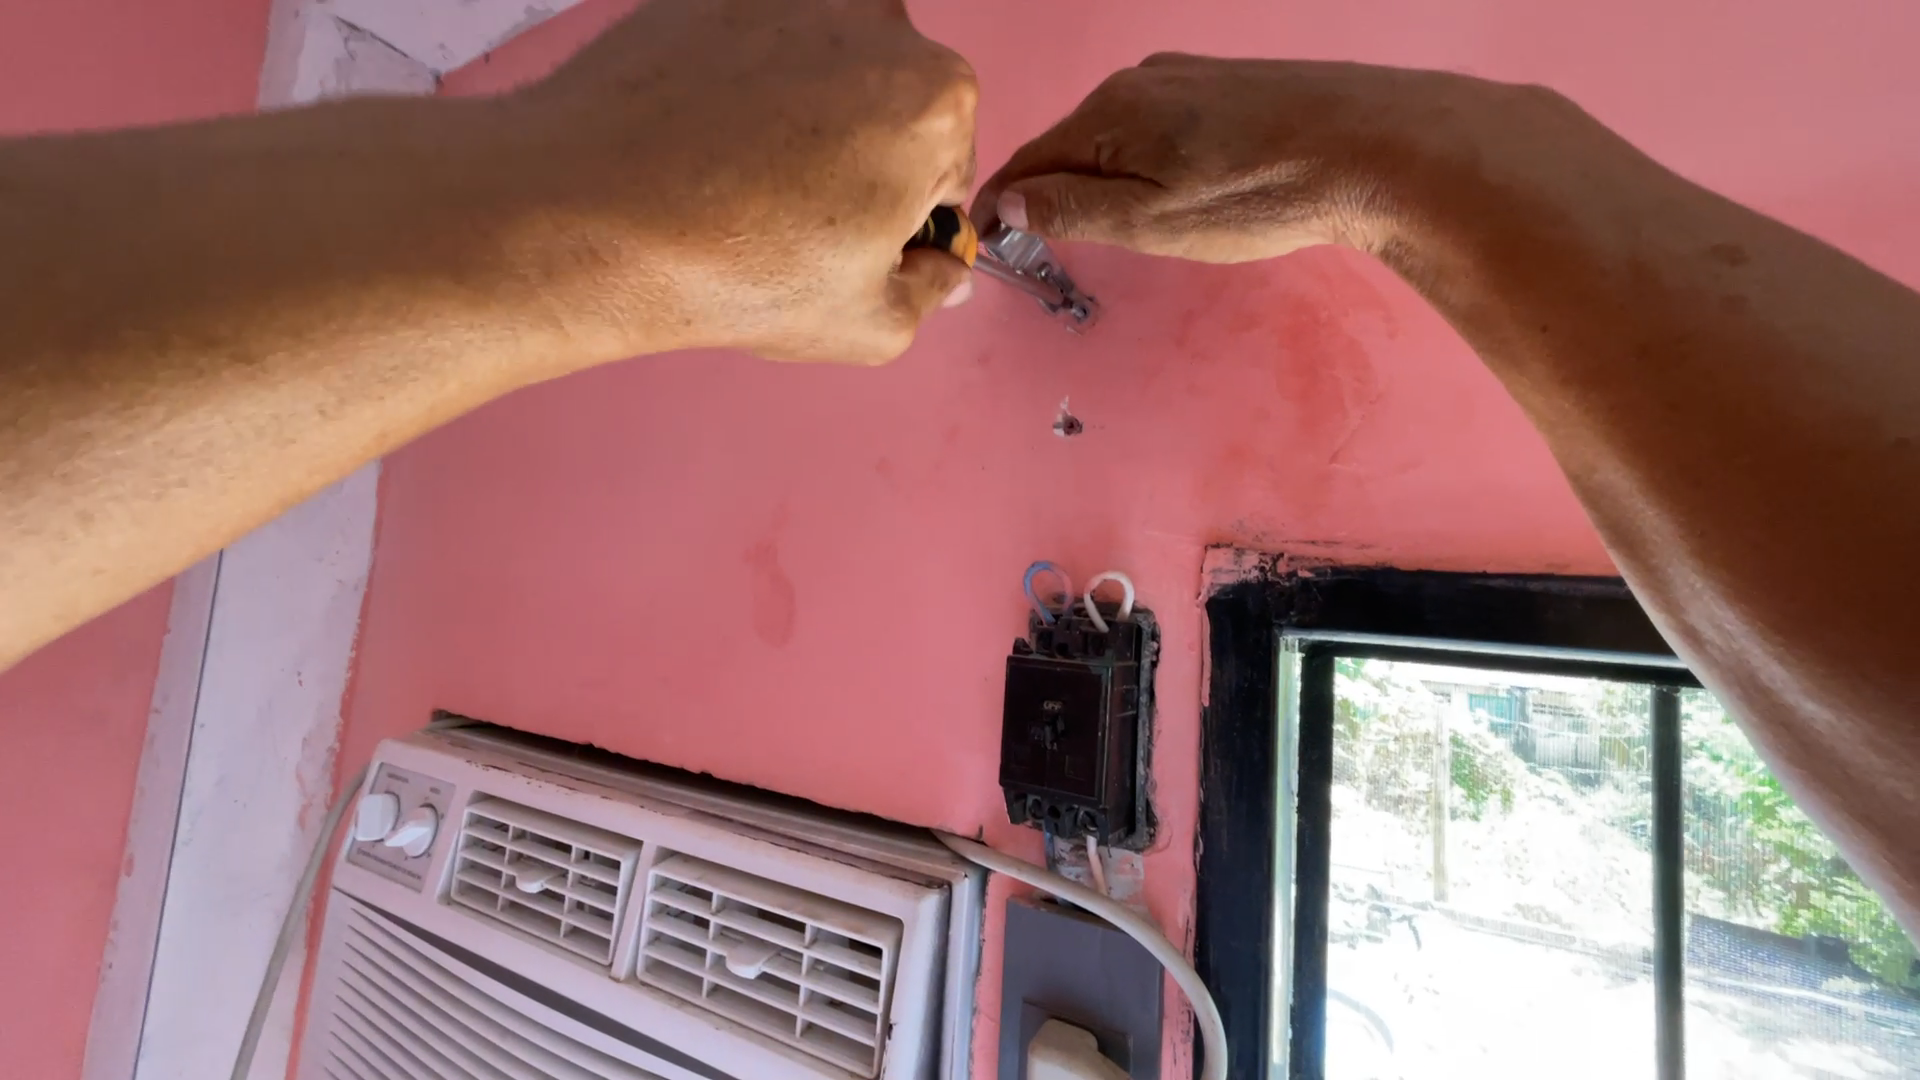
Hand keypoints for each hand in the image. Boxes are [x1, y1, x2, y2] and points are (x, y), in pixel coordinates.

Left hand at [504, 0, 976, 363]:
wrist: (598, 215)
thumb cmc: (754, 274)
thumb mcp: (875, 325)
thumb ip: (933, 291)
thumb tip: (943, 269)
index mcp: (937, 101)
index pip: (945, 174)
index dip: (906, 222)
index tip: (856, 247)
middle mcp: (879, 21)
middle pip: (895, 113)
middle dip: (868, 164)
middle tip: (800, 218)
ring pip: (832, 77)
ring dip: (814, 123)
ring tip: (749, 182)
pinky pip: (766, 52)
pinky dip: (754, 92)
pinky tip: (713, 142)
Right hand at [973, 56, 1497, 263]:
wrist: (1372, 148)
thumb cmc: (1251, 198)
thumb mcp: (1147, 219)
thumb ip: (1071, 207)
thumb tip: (1007, 198)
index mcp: (1108, 115)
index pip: (1026, 160)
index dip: (997, 202)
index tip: (981, 237)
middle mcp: (1136, 84)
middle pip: (1063, 144)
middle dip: (1038, 189)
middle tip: (1029, 239)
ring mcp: (1180, 78)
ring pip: (1106, 136)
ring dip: (1083, 176)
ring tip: (1083, 219)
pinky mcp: (1217, 87)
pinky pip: (1144, 127)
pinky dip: (1125, 161)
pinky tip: (1145, 186)